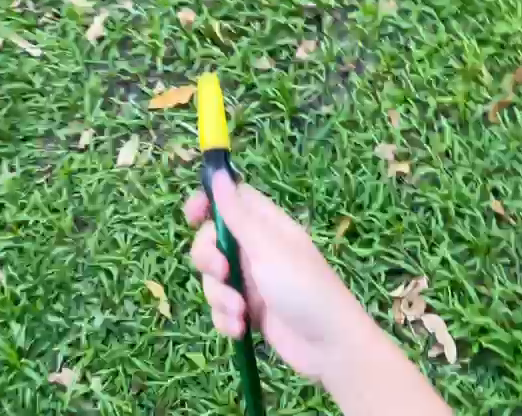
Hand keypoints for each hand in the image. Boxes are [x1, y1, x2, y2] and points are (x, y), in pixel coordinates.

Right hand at [183, 170, 369, 382]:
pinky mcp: (249, 311)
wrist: (330, 349)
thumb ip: (238, 214)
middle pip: (212, 239)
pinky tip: (241, 329)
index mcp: (264, 225)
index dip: (207, 203)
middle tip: (223, 271)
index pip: (229, 199)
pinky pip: (221, 307)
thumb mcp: (267, 248)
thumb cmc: (304, 288)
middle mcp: (255, 248)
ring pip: (213, 277)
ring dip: (220, 296)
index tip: (191, 216)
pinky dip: (226, 318)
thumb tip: (217, 172)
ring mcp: (251, 280)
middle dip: (209, 258)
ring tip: (240, 312)